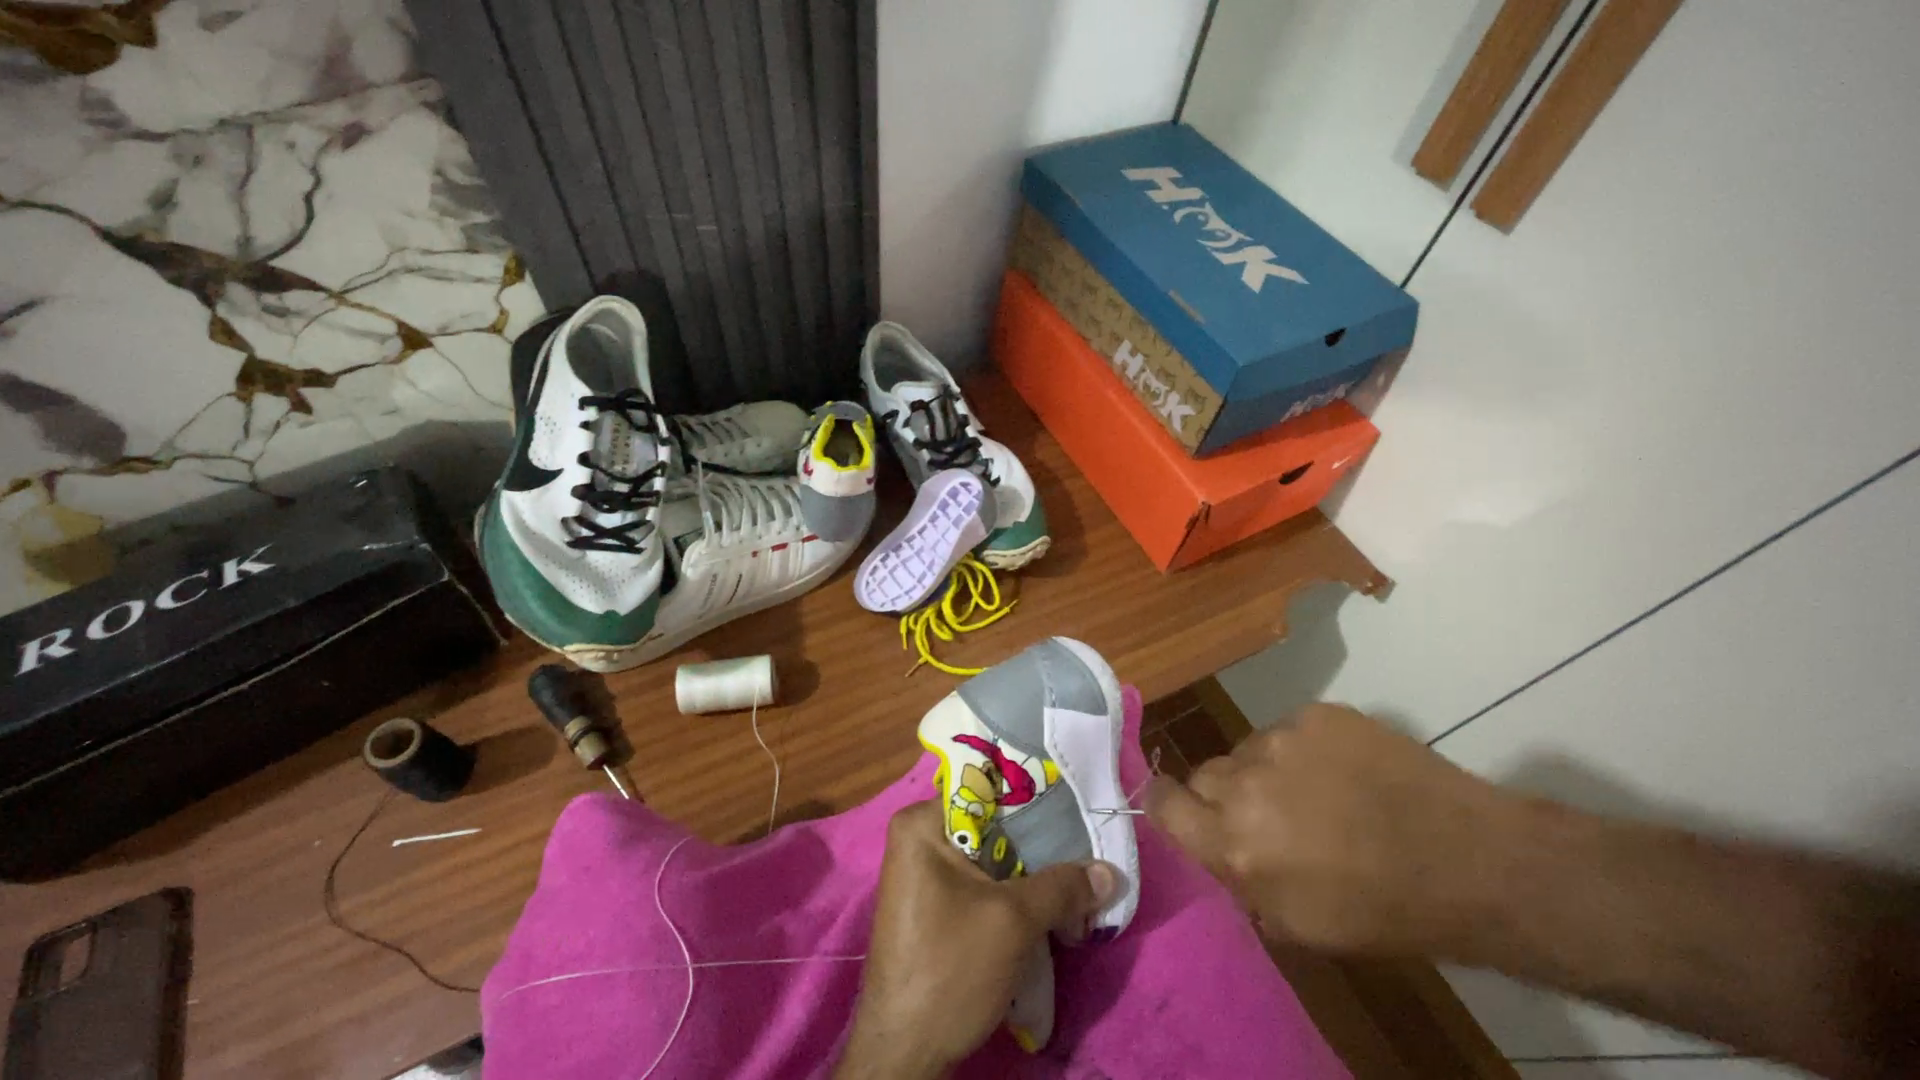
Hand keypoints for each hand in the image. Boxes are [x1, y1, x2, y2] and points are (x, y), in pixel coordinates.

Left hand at [834, 800, 1119, 1079]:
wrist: (905, 1052)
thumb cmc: (950, 969)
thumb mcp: (1014, 922)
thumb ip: (1063, 887)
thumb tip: (1109, 872)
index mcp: (922, 824)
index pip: (989, 789)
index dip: (1039, 797)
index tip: (1082, 804)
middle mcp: (919, 839)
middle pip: (996, 826)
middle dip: (1044, 845)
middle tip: (1091, 851)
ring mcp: (926, 875)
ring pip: (996, 859)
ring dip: (1037, 876)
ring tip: (1082, 888)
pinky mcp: (938, 908)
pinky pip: (987, 885)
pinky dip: (1019, 896)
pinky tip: (1055, 912)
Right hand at [1144, 704, 1525, 954]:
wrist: (1471, 861)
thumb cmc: (1383, 912)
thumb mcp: (1297, 927)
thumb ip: (1242, 884)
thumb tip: (1221, 853)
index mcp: (1233, 844)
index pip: (1162, 804)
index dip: (1165, 805)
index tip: (1180, 810)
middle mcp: (1245, 785)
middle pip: (1203, 776)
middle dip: (1222, 797)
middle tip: (1266, 818)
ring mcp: (1283, 741)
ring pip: (1245, 751)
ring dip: (1263, 773)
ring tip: (1313, 795)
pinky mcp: (1320, 714)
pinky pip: (1287, 731)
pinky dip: (1303, 751)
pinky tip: (1343, 774)